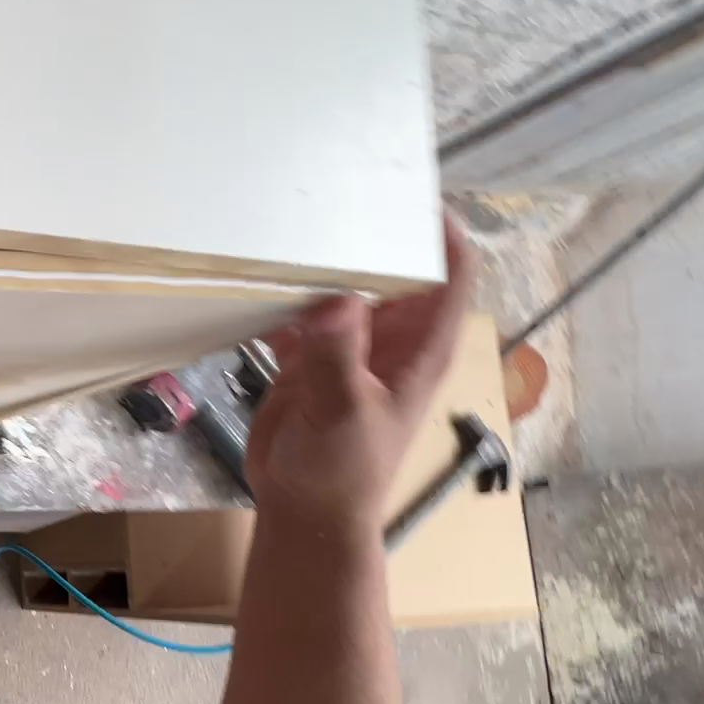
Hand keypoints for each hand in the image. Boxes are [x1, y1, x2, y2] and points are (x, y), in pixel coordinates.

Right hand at [245, 219, 471, 535]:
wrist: (304, 507)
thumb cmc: (342, 467)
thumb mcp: (343, 410)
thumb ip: (337, 356)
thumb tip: (334, 299)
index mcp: (419, 348)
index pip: (447, 275)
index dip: (438, 234)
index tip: (405, 196)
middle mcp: (387, 342)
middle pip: (388, 276)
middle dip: (367, 242)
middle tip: (328, 203)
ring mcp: (346, 353)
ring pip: (340, 296)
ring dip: (319, 271)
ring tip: (288, 234)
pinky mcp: (306, 367)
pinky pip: (298, 322)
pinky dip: (281, 305)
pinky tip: (256, 288)